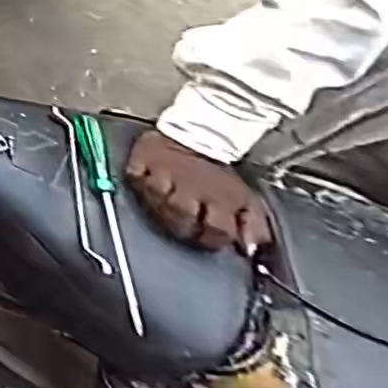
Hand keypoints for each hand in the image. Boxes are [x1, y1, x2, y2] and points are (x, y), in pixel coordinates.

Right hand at [125, 129, 272, 253]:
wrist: (197, 136)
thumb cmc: (220, 174)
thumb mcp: (248, 200)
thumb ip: (253, 227)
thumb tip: (249, 251)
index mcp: (219, 199)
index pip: (216, 228)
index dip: (211, 240)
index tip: (206, 242)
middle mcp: (190, 187)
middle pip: (181, 214)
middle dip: (180, 227)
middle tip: (181, 230)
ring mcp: (163, 173)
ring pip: (155, 198)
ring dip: (158, 208)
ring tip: (162, 212)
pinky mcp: (142, 160)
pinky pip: (134, 177)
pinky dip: (137, 185)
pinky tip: (144, 188)